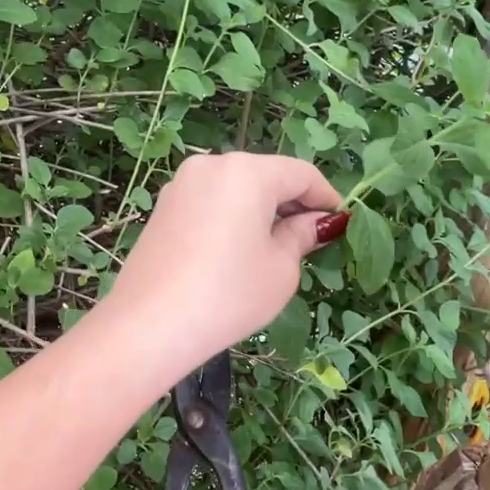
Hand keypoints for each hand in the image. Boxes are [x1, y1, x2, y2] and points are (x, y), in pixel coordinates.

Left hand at [101, 153, 343, 360]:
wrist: (149, 324)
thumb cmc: (227, 295)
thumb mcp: (280, 269)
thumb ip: (301, 236)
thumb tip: (317, 222)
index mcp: (246, 171)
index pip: (301, 173)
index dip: (326, 197)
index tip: (340, 223)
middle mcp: (211, 165)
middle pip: (266, 175)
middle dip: (291, 203)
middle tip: (310, 240)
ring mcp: (182, 184)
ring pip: (236, 188)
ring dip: (260, 210)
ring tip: (274, 250)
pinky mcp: (163, 207)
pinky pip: (211, 202)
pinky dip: (231, 217)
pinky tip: (237, 251)